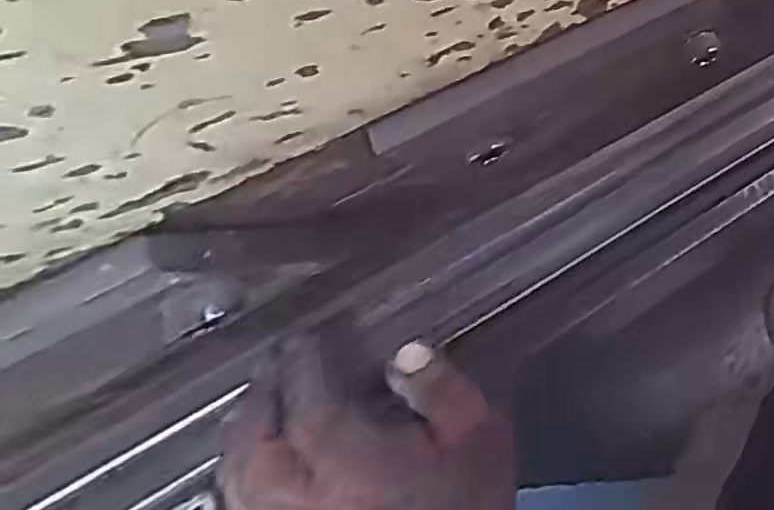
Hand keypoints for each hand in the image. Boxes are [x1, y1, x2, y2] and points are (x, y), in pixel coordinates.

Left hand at [220, 336, 514, 509]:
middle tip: (272, 365)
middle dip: (259, 402)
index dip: (302, 371)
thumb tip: (408, 351)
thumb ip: (442, 390)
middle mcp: (309, 506)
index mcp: (361, 469)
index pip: (312, 413)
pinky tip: (248, 462)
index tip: (304, 341)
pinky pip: (239, 509)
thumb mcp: (477, 428)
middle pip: (256, 453)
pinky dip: (236, 478)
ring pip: (235, 487)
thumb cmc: (471, 493)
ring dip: (240, 440)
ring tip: (255, 404)